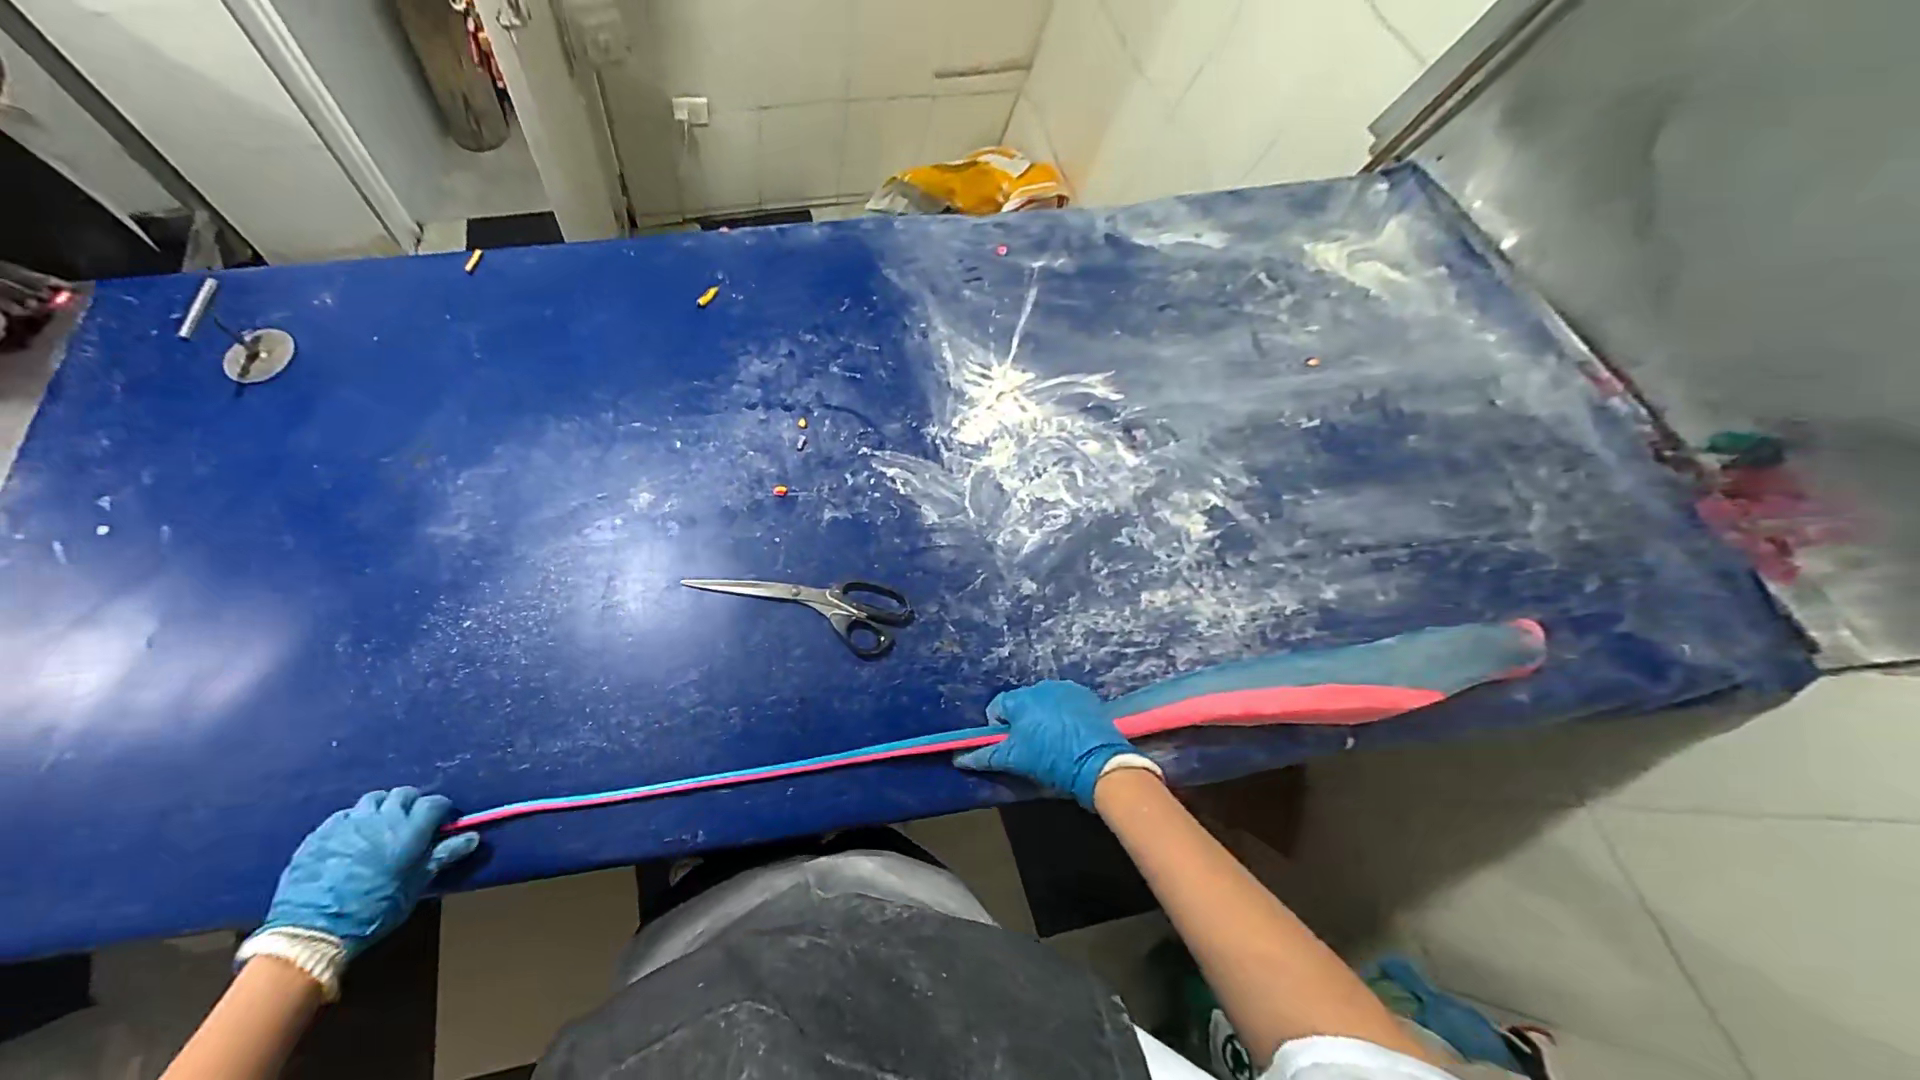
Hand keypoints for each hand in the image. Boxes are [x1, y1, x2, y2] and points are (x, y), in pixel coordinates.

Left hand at [261, 787, 478, 955]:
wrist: (312, 931)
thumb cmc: (375, 908)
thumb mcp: (417, 885)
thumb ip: (444, 856)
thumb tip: (472, 837)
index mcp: (411, 828)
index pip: (435, 803)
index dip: (441, 811)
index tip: (441, 825)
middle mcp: (382, 817)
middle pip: (404, 794)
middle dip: (412, 804)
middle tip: (412, 823)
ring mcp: (348, 823)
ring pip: (373, 799)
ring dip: (382, 807)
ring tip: (381, 825)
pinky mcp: (320, 834)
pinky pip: (343, 815)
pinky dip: (354, 820)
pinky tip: (352, 837)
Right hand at [954, 681, 1149, 808]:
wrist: (1099, 763)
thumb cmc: (1050, 759)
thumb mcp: (1014, 760)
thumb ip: (985, 756)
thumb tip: (959, 758)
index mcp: (1020, 699)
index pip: (997, 708)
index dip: (998, 730)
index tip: (1009, 748)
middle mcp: (1042, 687)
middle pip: (1021, 704)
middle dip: (1022, 723)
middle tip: (1030, 749)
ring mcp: (1067, 690)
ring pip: (1044, 703)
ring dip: (1043, 719)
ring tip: (1052, 744)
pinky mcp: (1087, 698)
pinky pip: (1066, 704)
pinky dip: (1064, 717)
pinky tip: (1071, 737)